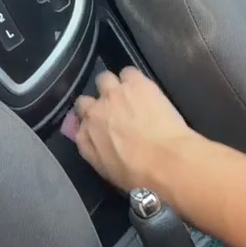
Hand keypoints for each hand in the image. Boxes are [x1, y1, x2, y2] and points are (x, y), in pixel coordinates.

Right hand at [63, 68, 196, 192]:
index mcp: (86, 134)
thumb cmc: (139, 175)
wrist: (167, 160)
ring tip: (128, 96)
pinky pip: (128, 71)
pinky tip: (143, 88)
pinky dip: (133, 78)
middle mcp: (95, 110)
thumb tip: (83, 134)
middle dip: (97, 104)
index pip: (78, 122)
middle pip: (86, 98)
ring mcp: (115, 93)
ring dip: (112, 86)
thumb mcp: (106, 170)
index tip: (99, 126)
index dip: (89, 122)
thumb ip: (90, 148)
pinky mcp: (136, 83)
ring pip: (104, 79)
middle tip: (113, 111)